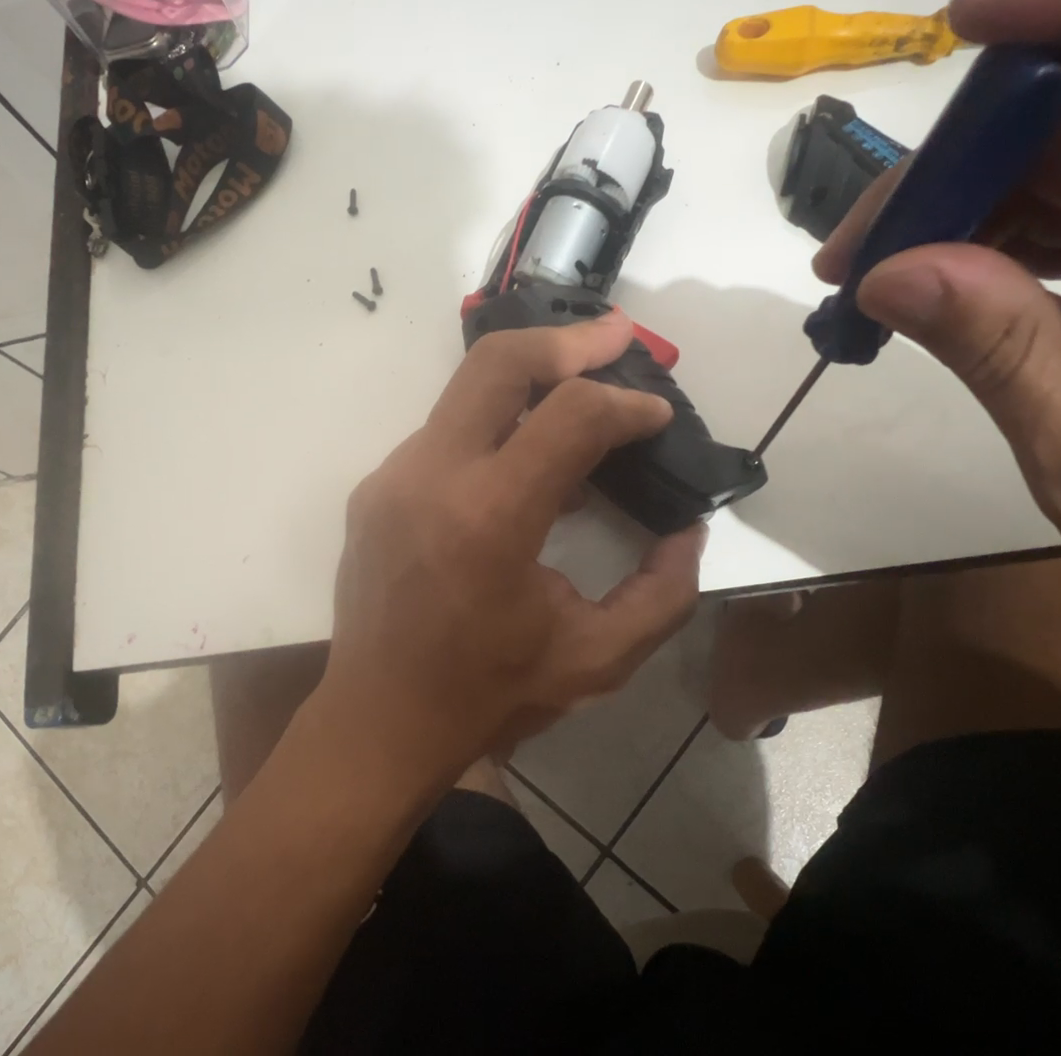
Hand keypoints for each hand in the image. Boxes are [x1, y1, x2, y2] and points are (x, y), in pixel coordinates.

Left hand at [316, 312, 706, 776]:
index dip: (625, 405)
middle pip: (498, 362)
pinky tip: (528, 462)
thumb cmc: (489, 696)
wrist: (379, 722)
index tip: (657, 416)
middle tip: (618, 337)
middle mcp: (430, 478)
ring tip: (582, 396)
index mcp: (488, 518)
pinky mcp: (373, 490)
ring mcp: (391, 478)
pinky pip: (443, 434)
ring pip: (464, 392)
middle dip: (567, 340)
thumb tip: (686, 529)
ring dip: (528, 381)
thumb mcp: (597, 659)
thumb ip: (662, 593)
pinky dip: (494, 428)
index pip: (569, 416)